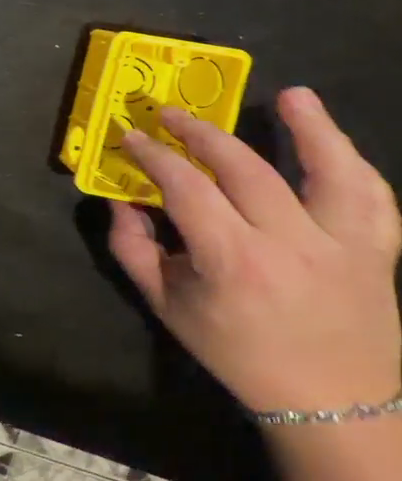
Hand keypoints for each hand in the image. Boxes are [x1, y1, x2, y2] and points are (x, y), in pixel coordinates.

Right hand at [108, 88, 401, 415]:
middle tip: (171, 114)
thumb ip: (133, 247)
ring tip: (291, 95)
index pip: (186, 186)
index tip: (131, 138)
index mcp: (233, 261)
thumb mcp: (166, 303)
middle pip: (245, 169)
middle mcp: (292, 246)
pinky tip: (332, 139)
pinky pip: (374, 200)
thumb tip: (121, 200)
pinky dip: (353, 163)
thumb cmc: (237, 352)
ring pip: (333, 174)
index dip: (153, 155)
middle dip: (202, 134)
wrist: (336, 402)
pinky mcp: (379, 255)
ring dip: (311, 130)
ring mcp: (346, 249)